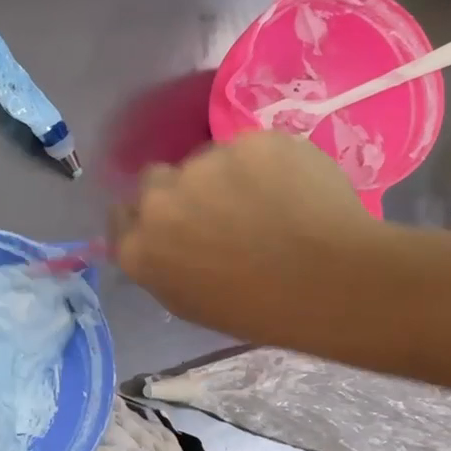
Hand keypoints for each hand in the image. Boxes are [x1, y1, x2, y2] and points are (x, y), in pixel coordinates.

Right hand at [109, 131, 388, 340]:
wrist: (329, 281)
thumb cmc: (255, 308)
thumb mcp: (184, 298)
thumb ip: (160, 260)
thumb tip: (167, 239)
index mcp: (138, 247)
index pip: (121, 215)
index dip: (145, 216)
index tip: (171, 222)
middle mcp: (158, 202)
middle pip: (155, 180)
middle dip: (178, 190)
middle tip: (216, 208)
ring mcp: (203, 166)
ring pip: (206, 160)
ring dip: (224, 175)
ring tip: (264, 199)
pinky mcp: (250, 143)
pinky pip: (250, 148)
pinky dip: (266, 164)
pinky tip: (291, 187)